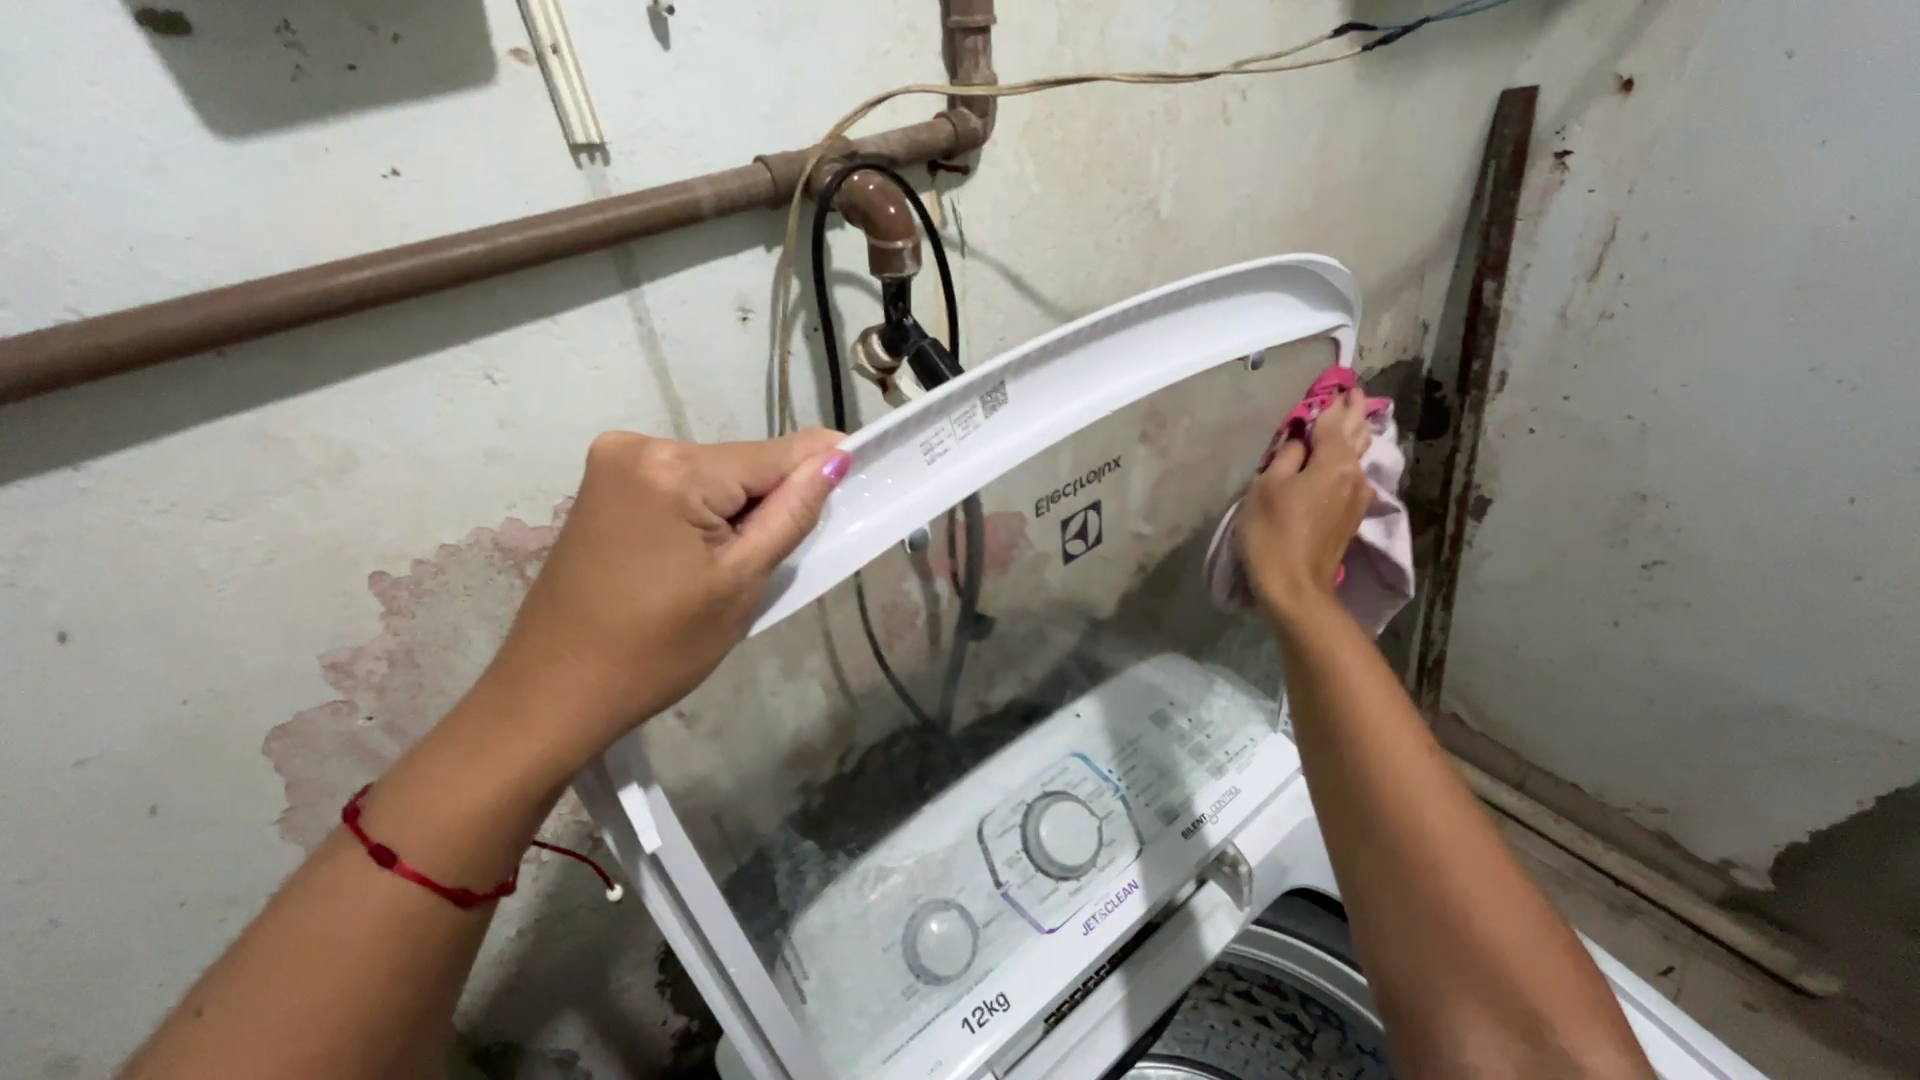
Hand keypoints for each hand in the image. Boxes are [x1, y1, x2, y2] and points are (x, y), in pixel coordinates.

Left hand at [486, 429, 848, 760]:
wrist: (554, 692)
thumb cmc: (657, 650)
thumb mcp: (741, 584)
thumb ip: (792, 514)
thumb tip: (835, 458)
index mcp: (674, 468)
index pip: (775, 454)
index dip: (820, 467)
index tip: (858, 475)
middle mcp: (638, 445)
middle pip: (741, 464)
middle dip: (768, 502)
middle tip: (772, 562)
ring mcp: (612, 462)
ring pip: (711, 476)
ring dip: (734, 510)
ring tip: (726, 571)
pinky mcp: (601, 486)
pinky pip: (677, 486)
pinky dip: (700, 513)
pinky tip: (694, 560)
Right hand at [1236, 388, 1373, 625]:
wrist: (1295, 586)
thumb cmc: (1273, 532)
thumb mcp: (1266, 486)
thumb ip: (1286, 456)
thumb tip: (1300, 442)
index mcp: (1334, 461)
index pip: (1335, 421)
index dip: (1334, 402)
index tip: (1341, 383)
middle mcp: (1354, 473)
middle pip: (1356, 435)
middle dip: (1354, 413)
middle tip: (1354, 393)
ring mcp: (1357, 497)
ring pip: (1358, 456)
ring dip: (1355, 436)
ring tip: (1354, 419)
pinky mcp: (1351, 516)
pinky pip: (1352, 475)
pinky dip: (1349, 459)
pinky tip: (1346, 457)